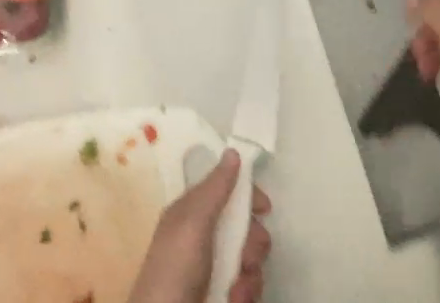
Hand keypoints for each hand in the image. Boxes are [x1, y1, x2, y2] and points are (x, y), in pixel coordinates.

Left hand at [127, 149, 272, 302]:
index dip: (248, 197)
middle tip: (246, 258)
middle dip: (254, 243)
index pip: (227, 192)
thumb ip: (215, 189)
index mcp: (192, 214)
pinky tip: (235, 300)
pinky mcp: (223, 292)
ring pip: (251, 258)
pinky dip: (246, 294)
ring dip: (251, 274)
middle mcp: (205, 238)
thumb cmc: (175, 269)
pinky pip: (249, 285)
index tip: (264, 208)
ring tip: (236, 290)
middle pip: (246, 227)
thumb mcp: (192, 223)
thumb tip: (233, 151)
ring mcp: (215, 268)